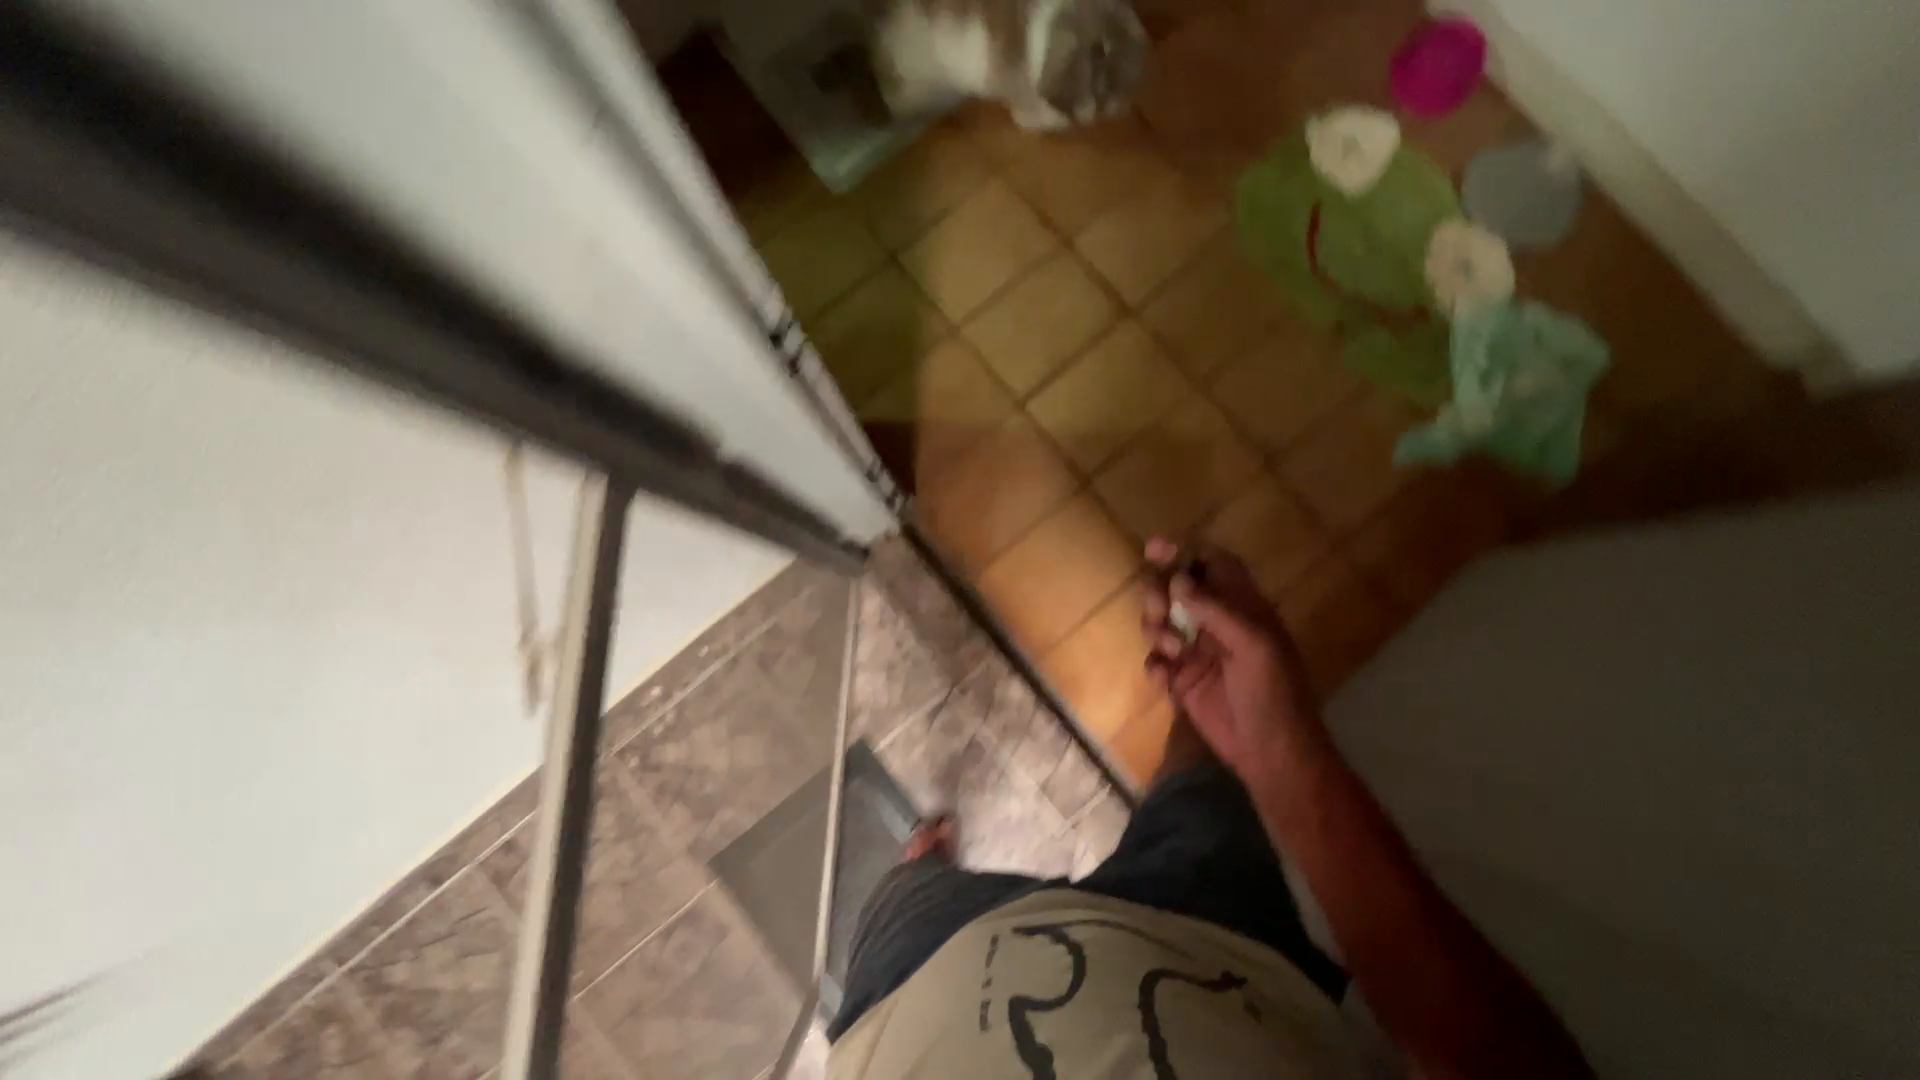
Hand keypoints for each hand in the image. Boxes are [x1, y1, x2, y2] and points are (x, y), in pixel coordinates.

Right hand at [1141, 538, 1329, 790]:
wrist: (1271, 752)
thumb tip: (1179, 579)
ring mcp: (1196, 653)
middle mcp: (1216, 624)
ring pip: (1159, 622)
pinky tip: (1165, 679)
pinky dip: (1154, 665)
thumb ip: (1217, 609)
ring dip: (1155, 628)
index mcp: (1242, 608)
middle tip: (1159, 611)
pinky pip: (1155, 661)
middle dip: (1159, 593)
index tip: (1154, 549)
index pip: (1211, 565)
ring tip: (1171, 651)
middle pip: (1175, 589)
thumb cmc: (1274, 693)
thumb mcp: (1254, 645)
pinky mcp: (1181, 682)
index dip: (1185, 552)